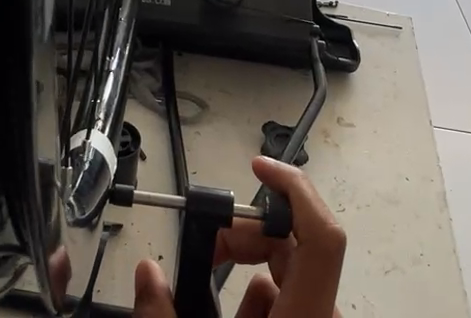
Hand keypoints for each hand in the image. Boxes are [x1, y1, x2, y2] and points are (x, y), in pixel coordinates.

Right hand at [132, 156, 344, 317]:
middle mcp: (323, 316)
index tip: (259, 166)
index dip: (295, 189)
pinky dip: (264, 294)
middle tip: (206, 246)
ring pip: (291, 273)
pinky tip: (237, 309)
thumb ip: (166, 315)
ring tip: (210, 283)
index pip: (322, 236)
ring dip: (251, 265)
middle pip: (296, 246)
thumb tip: (147, 273)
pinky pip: (294, 297)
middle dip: (246, 234)